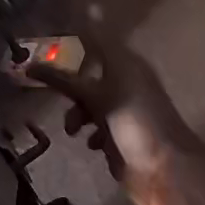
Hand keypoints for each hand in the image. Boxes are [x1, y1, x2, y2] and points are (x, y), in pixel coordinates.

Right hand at [29, 39, 204, 204]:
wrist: (163, 168)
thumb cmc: (135, 123)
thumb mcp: (100, 96)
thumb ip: (67, 79)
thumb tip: (40, 54)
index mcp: (125, 66)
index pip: (96, 40)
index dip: (73, 37)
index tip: (46, 38)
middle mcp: (124, 84)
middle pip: (88, 76)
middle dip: (69, 85)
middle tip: (45, 90)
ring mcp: (122, 112)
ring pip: (89, 105)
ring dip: (77, 114)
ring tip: (74, 129)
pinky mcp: (119, 137)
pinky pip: (96, 129)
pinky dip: (90, 134)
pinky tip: (92, 144)